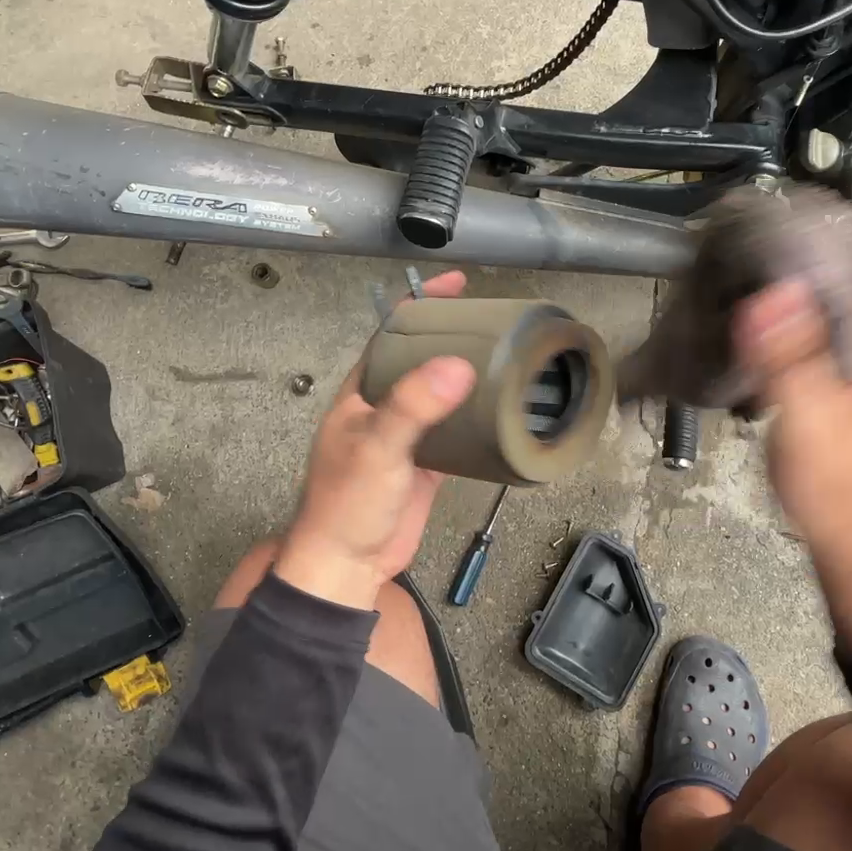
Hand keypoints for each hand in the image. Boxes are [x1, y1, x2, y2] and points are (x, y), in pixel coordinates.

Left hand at [275, 271, 477, 609]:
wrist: (349, 565)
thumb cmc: (346, 506)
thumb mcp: (376, 448)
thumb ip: (412, 406)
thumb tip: (457, 366)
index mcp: (362, 393)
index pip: (392, 335)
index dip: (421, 306)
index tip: (455, 285)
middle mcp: (384, 408)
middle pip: (421, 360)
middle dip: (453, 338)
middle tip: (493, 323)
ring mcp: (406, 437)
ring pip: (441, 395)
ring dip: (468, 377)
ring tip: (506, 360)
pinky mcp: (426, 464)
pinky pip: (455, 431)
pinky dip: (476, 420)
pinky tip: (501, 415)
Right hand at [735, 282, 851, 662]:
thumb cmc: (840, 493)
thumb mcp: (807, 418)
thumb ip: (789, 357)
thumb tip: (774, 295)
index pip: (844, 275)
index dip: (794, 268)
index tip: (753, 267)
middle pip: (832, 294)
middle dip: (786, 294)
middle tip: (740, 296)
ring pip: (824, 318)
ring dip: (786, 321)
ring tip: (748, 320)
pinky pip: (821, 343)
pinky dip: (792, 343)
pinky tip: (766, 351)